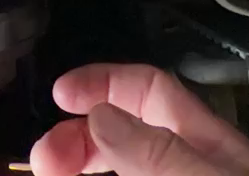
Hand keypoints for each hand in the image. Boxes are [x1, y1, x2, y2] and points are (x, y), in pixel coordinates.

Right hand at [29, 64, 248, 175]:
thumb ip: (158, 154)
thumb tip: (98, 114)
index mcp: (206, 146)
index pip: (149, 91)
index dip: (102, 82)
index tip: (58, 96)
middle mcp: (191, 170)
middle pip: (125, 138)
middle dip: (79, 141)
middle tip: (42, 162)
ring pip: (123, 172)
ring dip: (87, 171)